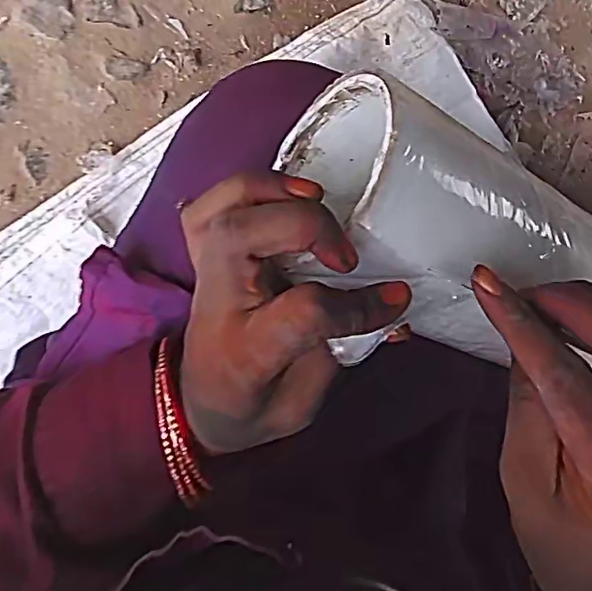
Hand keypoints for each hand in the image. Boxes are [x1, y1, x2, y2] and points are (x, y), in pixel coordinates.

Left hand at [179, 171, 411, 454]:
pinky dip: (249, 187)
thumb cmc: (252, 404)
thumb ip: (344, 350)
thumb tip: (390, 301)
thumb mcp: (303, 404)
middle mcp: (217, 300)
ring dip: (275, 191)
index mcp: (246, 350)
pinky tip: (284, 194)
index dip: (356, 303)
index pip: (302, 311)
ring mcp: (206, 270)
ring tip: (315, 200)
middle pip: (245, 235)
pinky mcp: (206, 250)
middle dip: (308, 228)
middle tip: (346, 258)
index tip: (392, 299)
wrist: (199, 402)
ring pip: (224, 206)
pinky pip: (215, 201)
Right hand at [472, 267, 591, 590]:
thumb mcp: (521, 485)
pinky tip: (577, 320)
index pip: (578, 393)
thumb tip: (527, 335)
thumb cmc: (556, 550)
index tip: (491, 288)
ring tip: (545, 301)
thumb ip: (528, 408)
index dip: (529, 331)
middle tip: (525, 292)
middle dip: (579, 305)